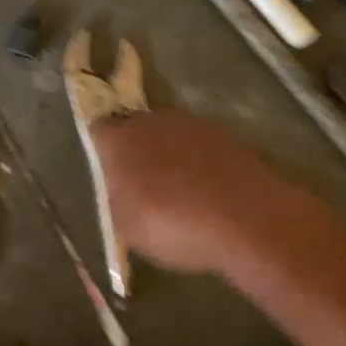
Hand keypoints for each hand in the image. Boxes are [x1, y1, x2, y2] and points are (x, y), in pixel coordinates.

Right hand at [92, 111, 305, 274]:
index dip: (104, 151)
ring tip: (187, 192)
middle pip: (138, 129)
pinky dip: (206, 165)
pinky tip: (216, 194)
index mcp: (118, 139)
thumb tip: (121, 188)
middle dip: (141, 151)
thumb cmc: (173, 224)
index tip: (112, 175)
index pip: (99, 132)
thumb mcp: (127, 225)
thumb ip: (118, 197)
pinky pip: (206, 149)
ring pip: (174, 136)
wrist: (246, 219)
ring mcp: (192, 124)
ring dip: (176, 156)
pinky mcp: (228, 136)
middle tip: (149, 185)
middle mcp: (150, 121)